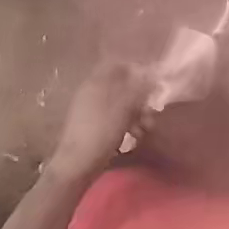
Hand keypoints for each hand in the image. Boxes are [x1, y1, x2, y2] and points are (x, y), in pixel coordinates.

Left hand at [47, 59, 147, 180]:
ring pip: (120, 104)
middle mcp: (92, 92)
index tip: (152, 82)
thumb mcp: (124, 107)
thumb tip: (151, 73)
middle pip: (122, 86)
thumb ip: (138, 88)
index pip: (117, 64)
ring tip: (146, 129)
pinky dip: (127, 125)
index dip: (136, 69)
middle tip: (151, 112)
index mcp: (96, 82)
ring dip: (137, 114)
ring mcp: (91, 110)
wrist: (77, 164)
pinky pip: (115, 118)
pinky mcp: (94, 127)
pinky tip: (135, 138)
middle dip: (140, 98)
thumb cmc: (101, 132)